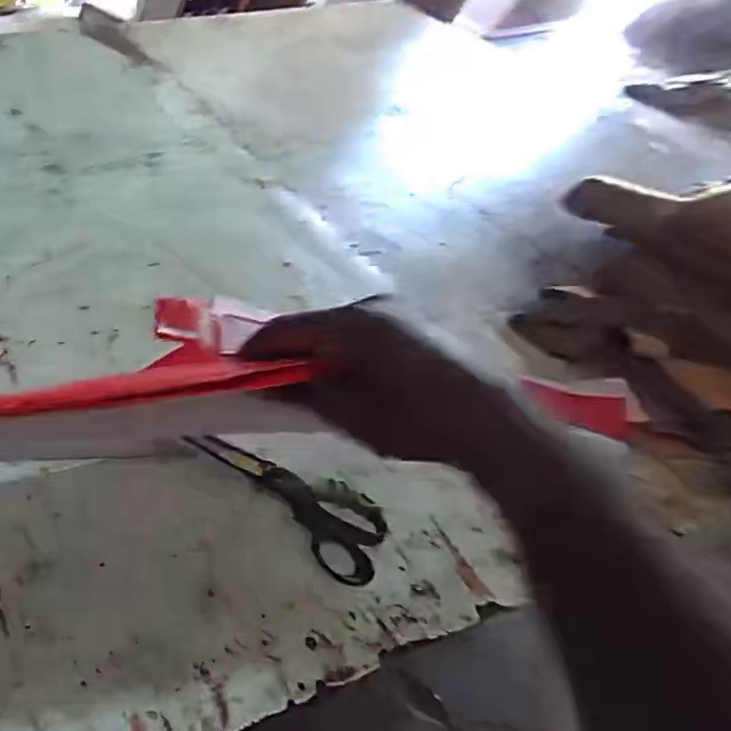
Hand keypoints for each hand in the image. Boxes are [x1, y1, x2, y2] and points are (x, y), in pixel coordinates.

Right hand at [239, 301, 551, 479]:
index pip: (284, 329)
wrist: (496, 423)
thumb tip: (264, 385)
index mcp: (351, 324)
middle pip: (310, 324)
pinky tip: (340, 372)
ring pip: (335, 327)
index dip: (255, 350)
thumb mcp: (346, 413)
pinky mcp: (415, 324)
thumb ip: (300, 393)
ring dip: (313, 349)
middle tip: (265, 377)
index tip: (234, 370)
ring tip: (301, 379)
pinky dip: (340, 348)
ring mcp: (398, 312)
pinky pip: (361, 331)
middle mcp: (372, 306)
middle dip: (284, 350)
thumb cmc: (414, 421)